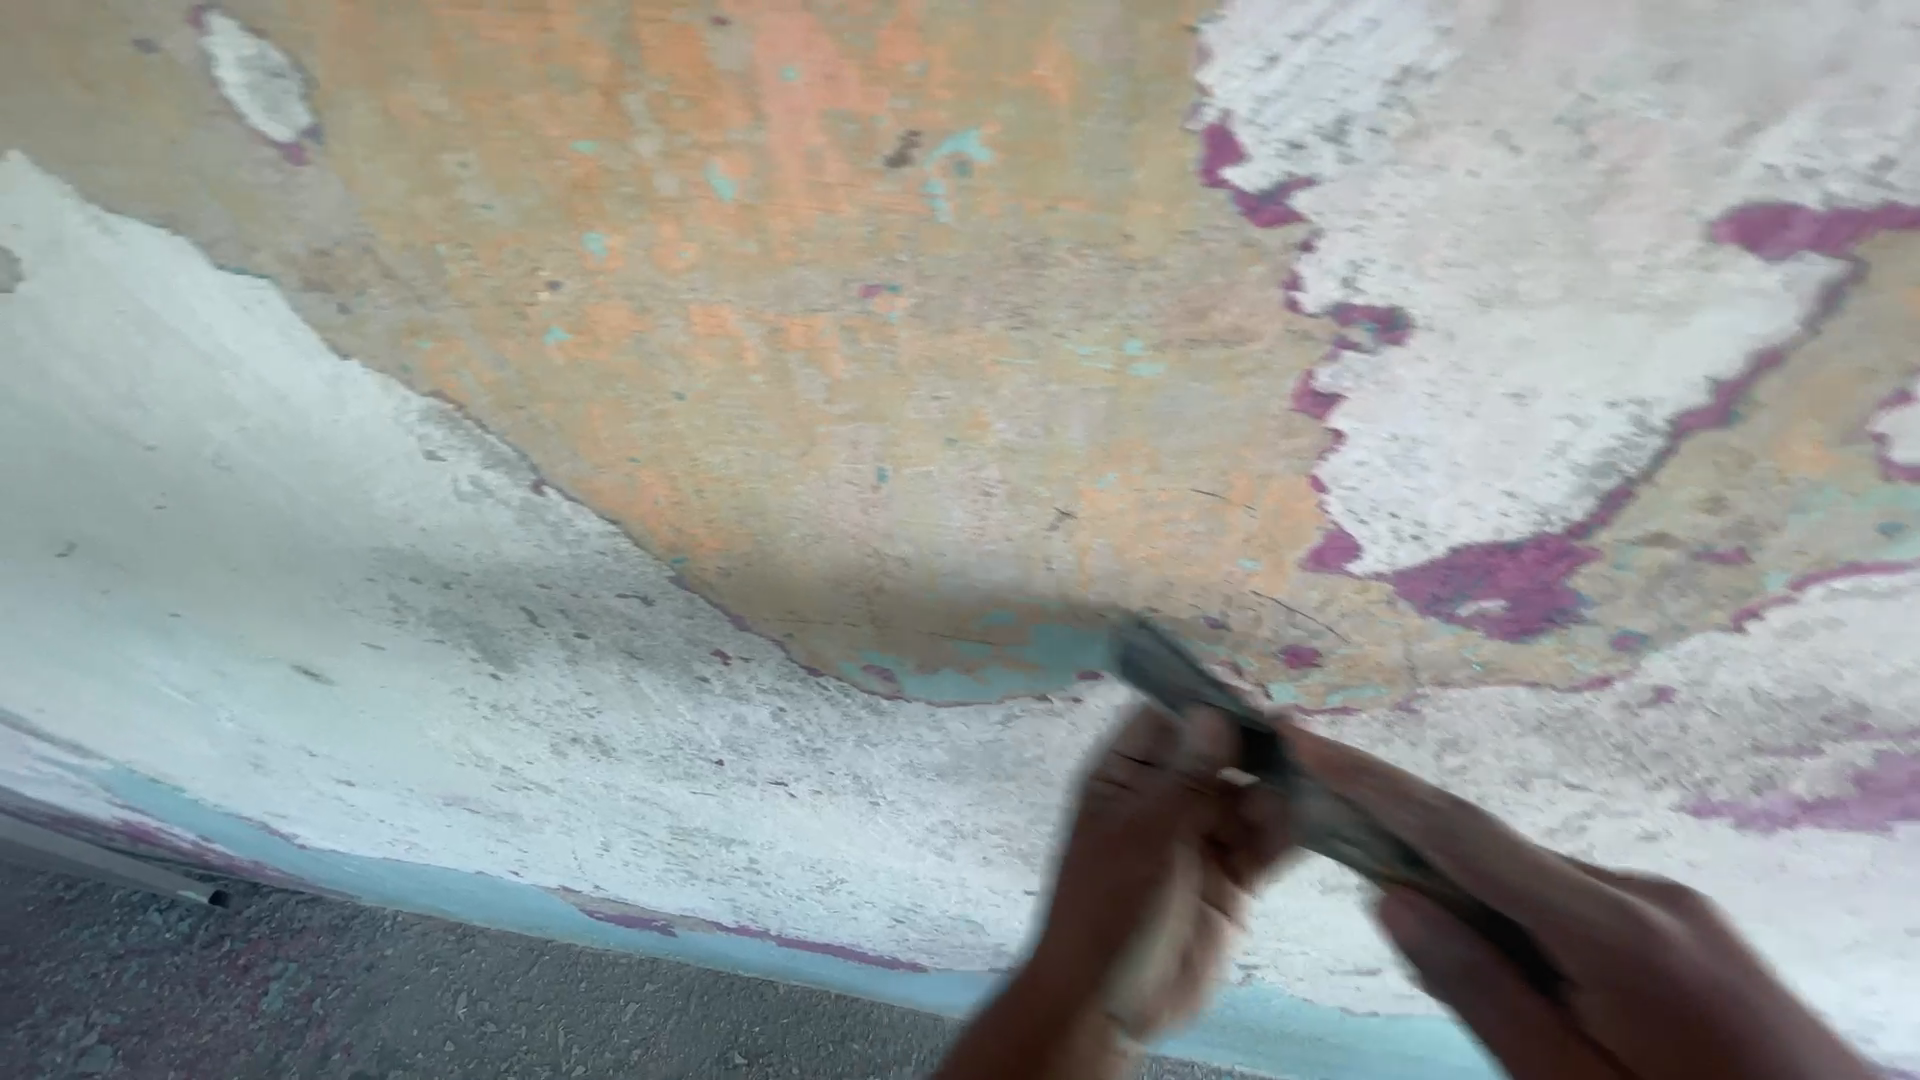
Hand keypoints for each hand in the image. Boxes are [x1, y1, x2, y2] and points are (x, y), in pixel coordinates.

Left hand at [1028, 704, 1291, 1039]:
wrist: (1109, 1000)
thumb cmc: (1109, 903)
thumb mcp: (1144, 835)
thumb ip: (1185, 778)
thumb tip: (1213, 713)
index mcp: (1123, 777)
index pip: (1163, 721)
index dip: (1202, 707)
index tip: (1248, 696)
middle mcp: (1162, 799)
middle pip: (1213, 757)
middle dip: (1250, 746)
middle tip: (1296, 735)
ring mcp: (1197, 838)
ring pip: (1244, 799)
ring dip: (1276, 788)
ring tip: (1314, 776)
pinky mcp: (1230, 879)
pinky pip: (1263, 845)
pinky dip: (1287, 832)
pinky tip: (1315, 819)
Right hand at [1290, 728, 1880, 1079]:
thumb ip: (1477, 990)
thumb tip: (1389, 896)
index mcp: (1615, 933)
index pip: (1460, 832)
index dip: (1371, 781)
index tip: (1304, 740)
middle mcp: (1643, 893)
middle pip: (1489, 854)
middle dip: (1409, 853)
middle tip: (1356, 877)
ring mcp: (1672, 903)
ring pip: (1526, 881)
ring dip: (1468, 903)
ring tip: (1466, 980)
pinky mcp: (1684, 924)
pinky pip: (1566, 902)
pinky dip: (1516, 921)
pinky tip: (1526, 985)